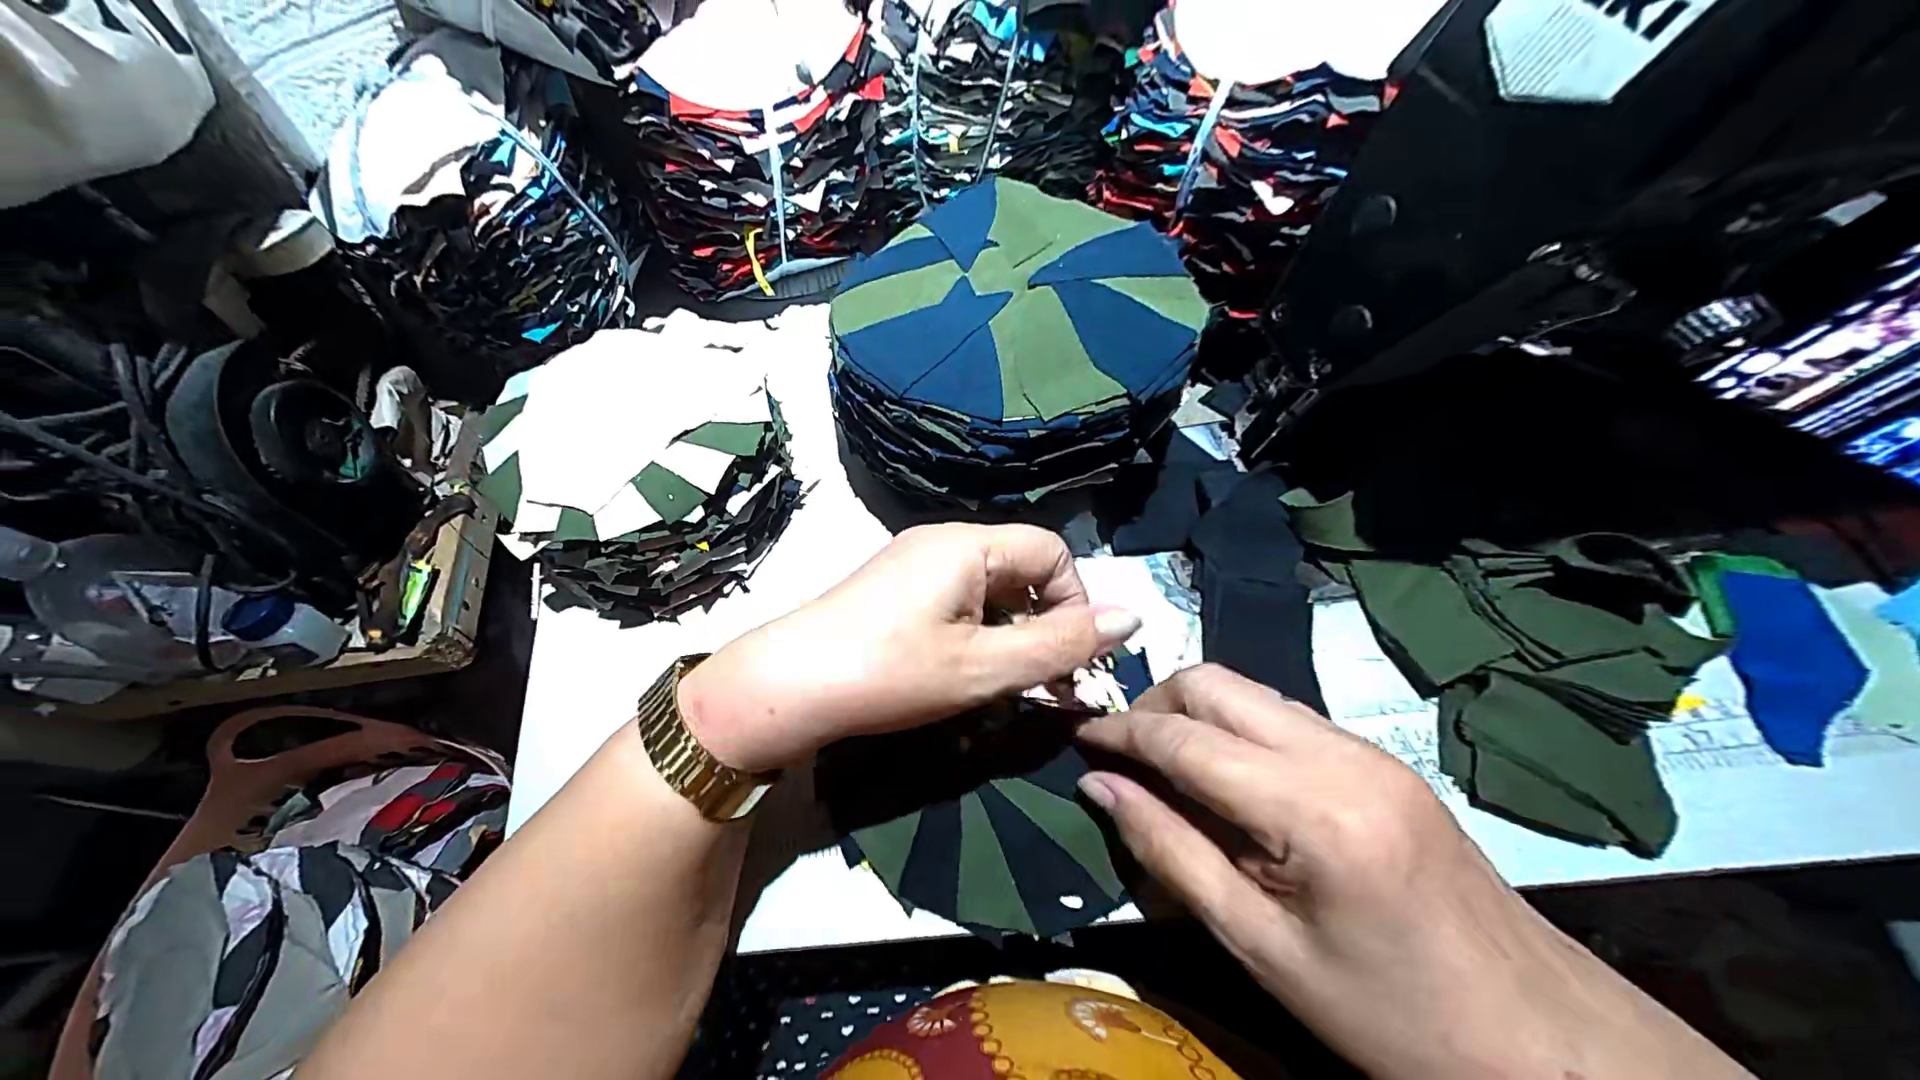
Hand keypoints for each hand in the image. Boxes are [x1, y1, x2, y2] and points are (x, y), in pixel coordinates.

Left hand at [677, 523, 1139, 772]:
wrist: (787, 686)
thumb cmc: (891, 673)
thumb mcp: (985, 667)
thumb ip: (1060, 644)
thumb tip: (1132, 618)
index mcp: (969, 544)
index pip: (1052, 553)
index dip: (1074, 603)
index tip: (1068, 660)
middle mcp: (943, 541)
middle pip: (1021, 569)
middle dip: (1043, 623)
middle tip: (1042, 683)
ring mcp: (914, 562)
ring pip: (990, 588)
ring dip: (1010, 632)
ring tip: (1003, 683)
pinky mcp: (895, 588)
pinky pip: (957, 598)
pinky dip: (977, 631)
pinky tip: (963, 671)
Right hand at [1076, 665, 1752, 1079]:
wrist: (1548, 1041)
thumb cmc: (1392, 1017)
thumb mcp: (1259, 947)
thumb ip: (1169, 852)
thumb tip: (1099, 786)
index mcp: (1311, 807)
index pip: (1184, 738)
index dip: (1119, 732)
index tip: (1078, 739)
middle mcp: (1339, 752)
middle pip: (1214, 683)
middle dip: (1153, 707)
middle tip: (1122, 757)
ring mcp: (1366, 748)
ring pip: (1247, 691)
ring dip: (1192, 714)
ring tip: (1163, 769)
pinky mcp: (1379, 758)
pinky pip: (1282, 715)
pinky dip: (1233, 729)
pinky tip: (1224, 781)